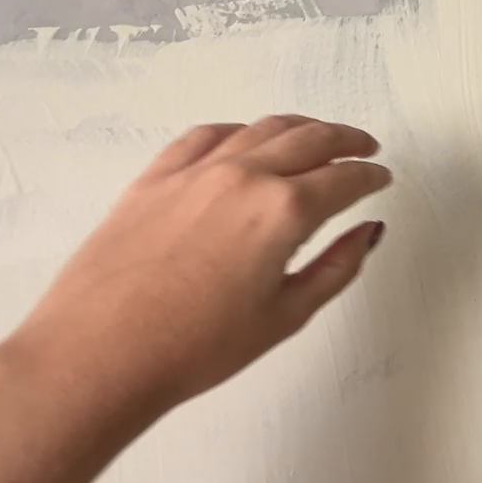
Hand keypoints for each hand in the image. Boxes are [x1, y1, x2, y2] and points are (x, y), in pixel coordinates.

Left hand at [6, 115, 391, 414]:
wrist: (98, 356)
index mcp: (284, 211)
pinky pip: (206, 135)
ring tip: (318, 135)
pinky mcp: (155, 177)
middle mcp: (245, 177)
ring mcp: (196, 171)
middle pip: (310, 139)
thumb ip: (338, 266)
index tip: (382, 179)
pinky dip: (240, 131)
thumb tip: (369, 232)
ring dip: (300, 127)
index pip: (344, 180)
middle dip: (346, 140)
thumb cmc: (199, 347)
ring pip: (262, 128)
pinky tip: (248, 140)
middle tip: (365, 147)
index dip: (371, 177)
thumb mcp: (287, 315)